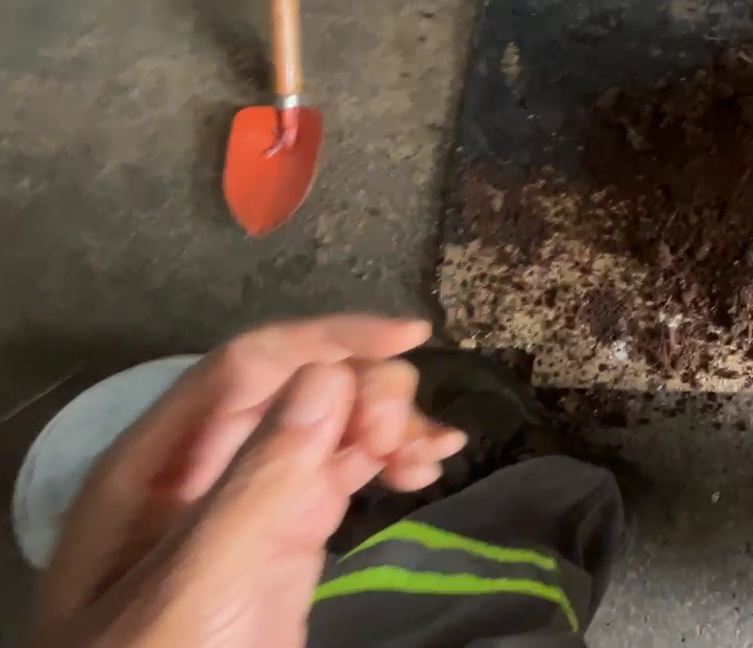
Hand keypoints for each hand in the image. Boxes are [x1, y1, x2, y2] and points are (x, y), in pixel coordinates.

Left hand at [32, 316, 468, 647]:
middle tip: (400, 442)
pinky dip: (402, 452)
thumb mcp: (202, 579)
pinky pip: (362, 455)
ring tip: (428, 461)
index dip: (332, 338)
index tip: (414, 336)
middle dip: (373, 397)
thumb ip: (259, 482)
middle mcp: (214, 459)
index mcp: (161, 461)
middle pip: (312, 381)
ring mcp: (261, 487)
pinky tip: (428, 468)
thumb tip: (330, 376)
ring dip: (399, 424)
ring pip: (347, 412)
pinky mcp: (302, 514)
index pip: (251, 363)